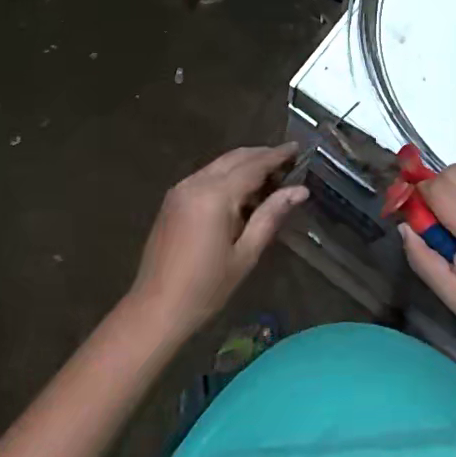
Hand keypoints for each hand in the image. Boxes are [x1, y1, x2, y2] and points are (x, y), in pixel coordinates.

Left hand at [127, 144, 307, 333]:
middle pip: (235, 158)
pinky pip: (206, 176)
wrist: (156, 309)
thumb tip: (299, 190)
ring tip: (270, 177)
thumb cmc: (206, 287)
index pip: (254, 165)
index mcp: (215, 195)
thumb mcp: (246, 253)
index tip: (297, 147)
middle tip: (288, 161)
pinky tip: (241, 192)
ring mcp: (180, 189)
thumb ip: (271, 215)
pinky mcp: (172, 200)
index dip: (277, 156)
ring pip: (219, 165)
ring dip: (244, 164)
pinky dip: (227, 175)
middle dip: (262, 156)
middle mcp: (196, 183)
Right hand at [399, 161, 455, 357]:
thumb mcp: (452, 296)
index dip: (417, 194)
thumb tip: (404, 225)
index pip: (439, 189)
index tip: (408, 212)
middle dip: (433, 186)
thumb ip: (422, 258)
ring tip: (447, 209)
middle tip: (427, 214)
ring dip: (453, 179)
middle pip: (455, 172)